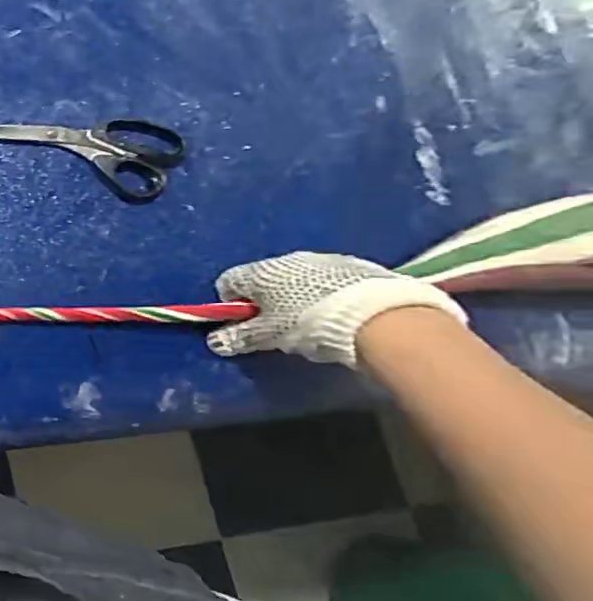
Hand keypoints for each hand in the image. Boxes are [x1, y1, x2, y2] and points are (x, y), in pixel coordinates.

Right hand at [206, 251, 466, 367]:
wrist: (386, 319)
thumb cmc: (309, 324)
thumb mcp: (268, 336)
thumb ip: (237, 337)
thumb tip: (214, 342)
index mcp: (261, 273)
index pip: (229, 281)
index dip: (232, 302)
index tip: (244, 321)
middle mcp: (290, 259)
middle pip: (266, 278)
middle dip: (266, 297)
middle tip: (277, 322)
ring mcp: (328, 260)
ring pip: (300, 277)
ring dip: (298, 294)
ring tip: (313, 318)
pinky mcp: (362, 266)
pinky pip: (332, 279)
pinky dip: (328, 292)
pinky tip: (340, 311)